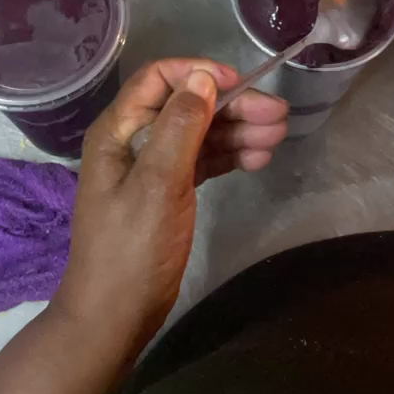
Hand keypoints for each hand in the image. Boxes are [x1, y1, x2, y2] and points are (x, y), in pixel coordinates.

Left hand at [51, 59, 288, 355]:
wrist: (114, 319)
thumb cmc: (130, 249)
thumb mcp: (157, 184)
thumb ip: (180, 128)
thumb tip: (203, 78)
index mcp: (118, 130)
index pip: (159, 79)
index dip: (200, 75)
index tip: (242, 84)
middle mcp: (134, 141)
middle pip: (187, 107)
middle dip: (232, 106)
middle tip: (279, 116)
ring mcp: (151, 167)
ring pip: (200, 134)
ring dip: (238, 131)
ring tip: (278, 137)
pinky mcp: (168, 192)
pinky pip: (202, 161)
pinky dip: (230, 156)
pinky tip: (259, 158)